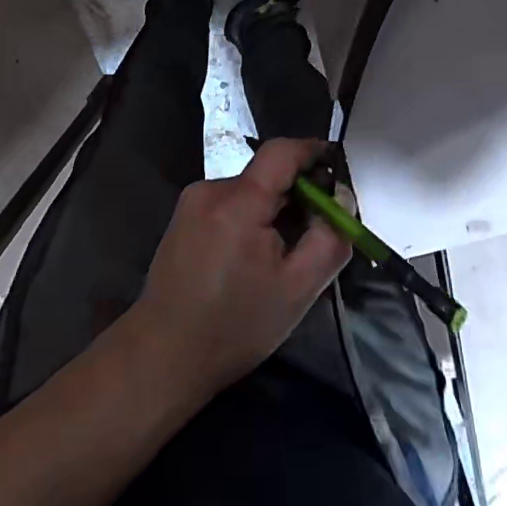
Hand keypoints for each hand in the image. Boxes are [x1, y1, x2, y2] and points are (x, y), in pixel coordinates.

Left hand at [127, 139, 351, 394]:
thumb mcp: (297, 289)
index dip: (313, 151)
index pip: (281, 152)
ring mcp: (191, 204)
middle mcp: (210, 191)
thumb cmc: (234, 325)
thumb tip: (342, 200)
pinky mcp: (182, 219)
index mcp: (237, 203)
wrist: (164, 354)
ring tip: (285, 253)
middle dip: (297, 192)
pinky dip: (250, 218)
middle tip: (319, 229)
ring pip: (248, 191)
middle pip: (266, 174)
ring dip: (273, 209)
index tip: (337, 166)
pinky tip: (253, 258)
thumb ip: (329, 240)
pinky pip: (228, 204)